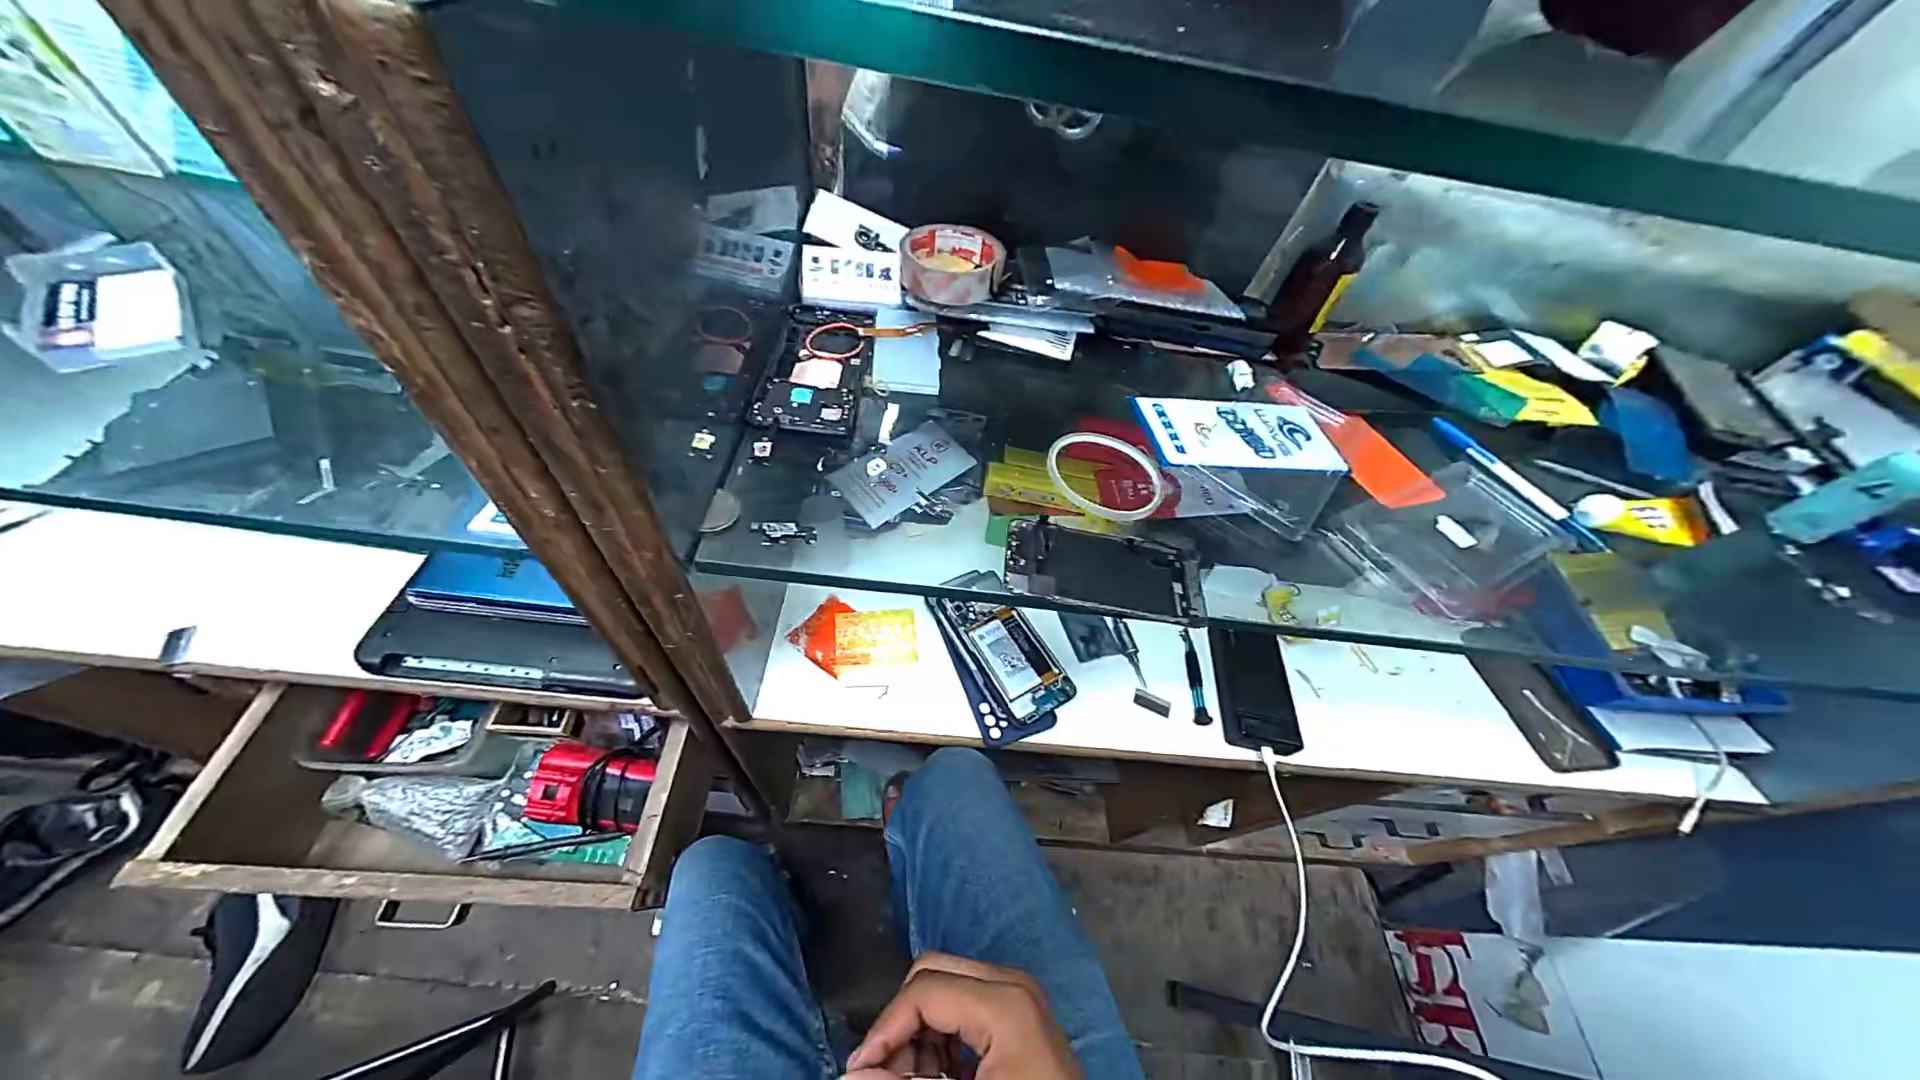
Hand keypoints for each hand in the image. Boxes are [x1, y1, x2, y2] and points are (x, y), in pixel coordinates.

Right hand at [843, 953, 1082, 1079]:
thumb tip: (851, 1076)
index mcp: (1004, 1001)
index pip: (923, 991)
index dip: (884, 1030)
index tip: (858, 1074)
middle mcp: (1012, 984)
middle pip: (932, 973)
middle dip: (902, 1025)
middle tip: (887, 1077)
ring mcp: (1020, 995)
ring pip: (947, 986)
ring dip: (921, 1032)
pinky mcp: (1022, 1013)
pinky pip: (967, 1002)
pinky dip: (944, 1035)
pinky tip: (941, 1077)